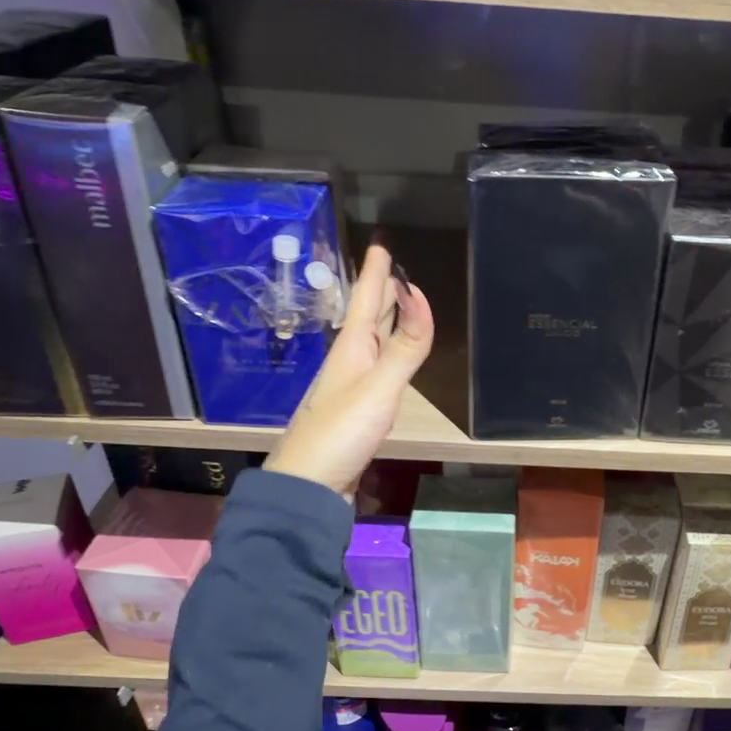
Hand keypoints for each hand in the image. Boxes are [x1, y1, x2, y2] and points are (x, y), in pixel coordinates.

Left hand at [263, 245, 433, 500]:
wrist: (310, 487)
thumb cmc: (341, 433)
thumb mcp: (378, 388)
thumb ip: (404, 346)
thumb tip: (420, 292)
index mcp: (352, 349)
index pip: (367, 300)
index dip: (376, 272)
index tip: (381, 243)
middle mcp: (351, 361)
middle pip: (369, 317)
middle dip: (383, 290)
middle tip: (394, 266)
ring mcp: (353, 386)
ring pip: (374, 341)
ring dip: (387, 318)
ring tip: (400, 300)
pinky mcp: (360, 410)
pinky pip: (380, 367)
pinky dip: (391, 351)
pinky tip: (394, 355)